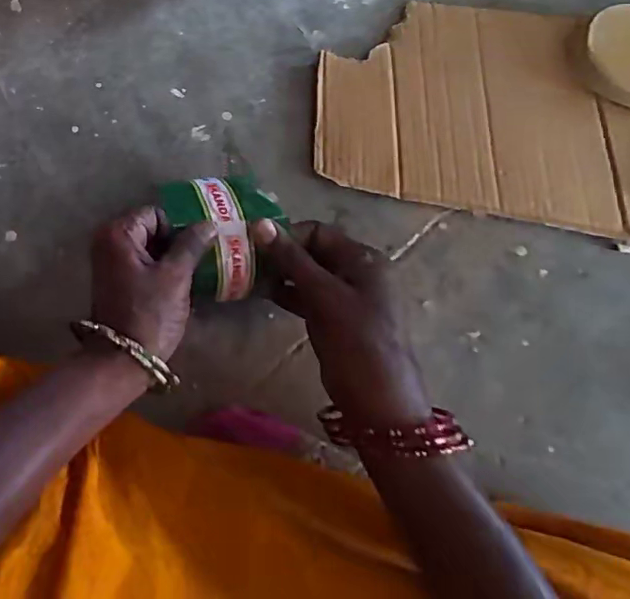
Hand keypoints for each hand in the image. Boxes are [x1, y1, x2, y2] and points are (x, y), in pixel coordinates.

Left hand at [90, 206, 214, 360]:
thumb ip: (191, 245)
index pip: (155, 214)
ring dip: (167, 258)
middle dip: (173, 243)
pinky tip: (174, 285)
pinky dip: (156, 269)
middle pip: (149, 228)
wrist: (123, 359)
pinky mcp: (112, 278)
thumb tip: (208, 223)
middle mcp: (105, 240)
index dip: (176, 229)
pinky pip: (139, 262)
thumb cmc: (150, 314)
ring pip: (146, 247)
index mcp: (117, 232)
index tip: (194, 250)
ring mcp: (106, 260)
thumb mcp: (175, 277)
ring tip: (189, 274)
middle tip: (196, 261)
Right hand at [252, 220, 430, 426]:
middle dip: (282, 254)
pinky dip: (288, 293)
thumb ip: (292, 260)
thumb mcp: (323, 296)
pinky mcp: (336, 319)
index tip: (257, 246)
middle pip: (313, 251)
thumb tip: (260, 224)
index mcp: (365, 260)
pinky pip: (308, 295)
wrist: (380, 405)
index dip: (288, 235)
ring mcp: (348, 298)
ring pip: (308, 274)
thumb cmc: (357, 343)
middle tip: (249, 260)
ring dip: (281, 273)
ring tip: (251, 276)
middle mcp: (358, 273)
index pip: (319, 232)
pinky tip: (263, 293)